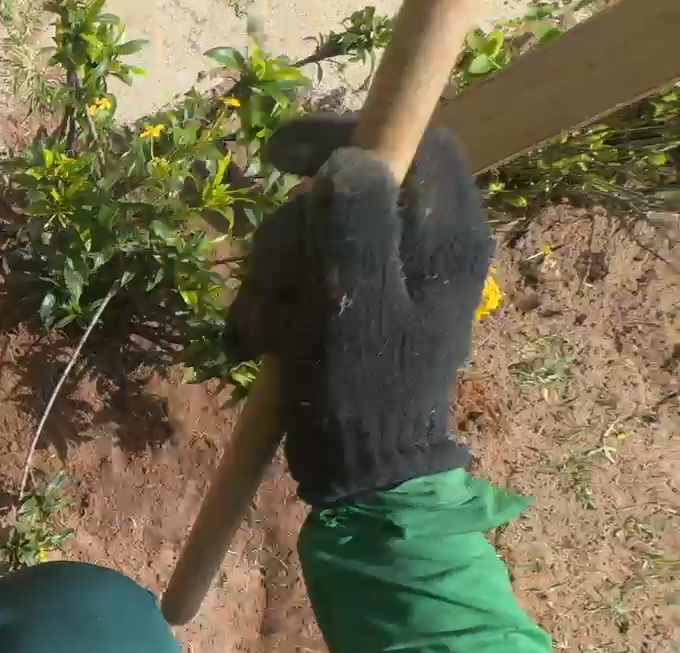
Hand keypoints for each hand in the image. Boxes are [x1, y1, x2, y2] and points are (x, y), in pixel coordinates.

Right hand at [227, 115, 492, 506]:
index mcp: (441, 233)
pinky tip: (258, 344)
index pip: (401, 147)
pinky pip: (287, 285)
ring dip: (265, 286)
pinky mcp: (341, 309)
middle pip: (331, 200)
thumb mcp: (352, 306)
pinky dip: (263, 311)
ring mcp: (374, 281)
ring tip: (264, 333)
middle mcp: (413, 247)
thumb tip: (343, 159)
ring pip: (299, 245)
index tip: (272, 152)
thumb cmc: (359, 391)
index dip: (338, 139)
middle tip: (272, 290)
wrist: (358, 465)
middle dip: (284, 242)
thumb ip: (355, 226)